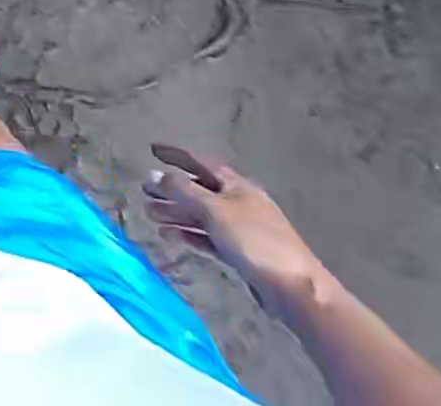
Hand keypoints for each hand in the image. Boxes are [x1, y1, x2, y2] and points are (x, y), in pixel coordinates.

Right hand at [142, 143, 330, 316]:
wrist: (296, 290)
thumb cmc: (254, 240)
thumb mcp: (214, 209)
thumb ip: (182, 190)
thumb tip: (154, 174)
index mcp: (235, 185)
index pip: (199, 162)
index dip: (175, 155)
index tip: (152, 149)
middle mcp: (237, 202)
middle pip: (197, 189)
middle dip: (170, 188)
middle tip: (144, 189)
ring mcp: (239, 228)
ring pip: (200, 215)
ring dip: (175, 213)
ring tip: (149, 214)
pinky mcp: (240, 253)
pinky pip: (207, 237)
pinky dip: (188, 234)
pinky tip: (169, 236)